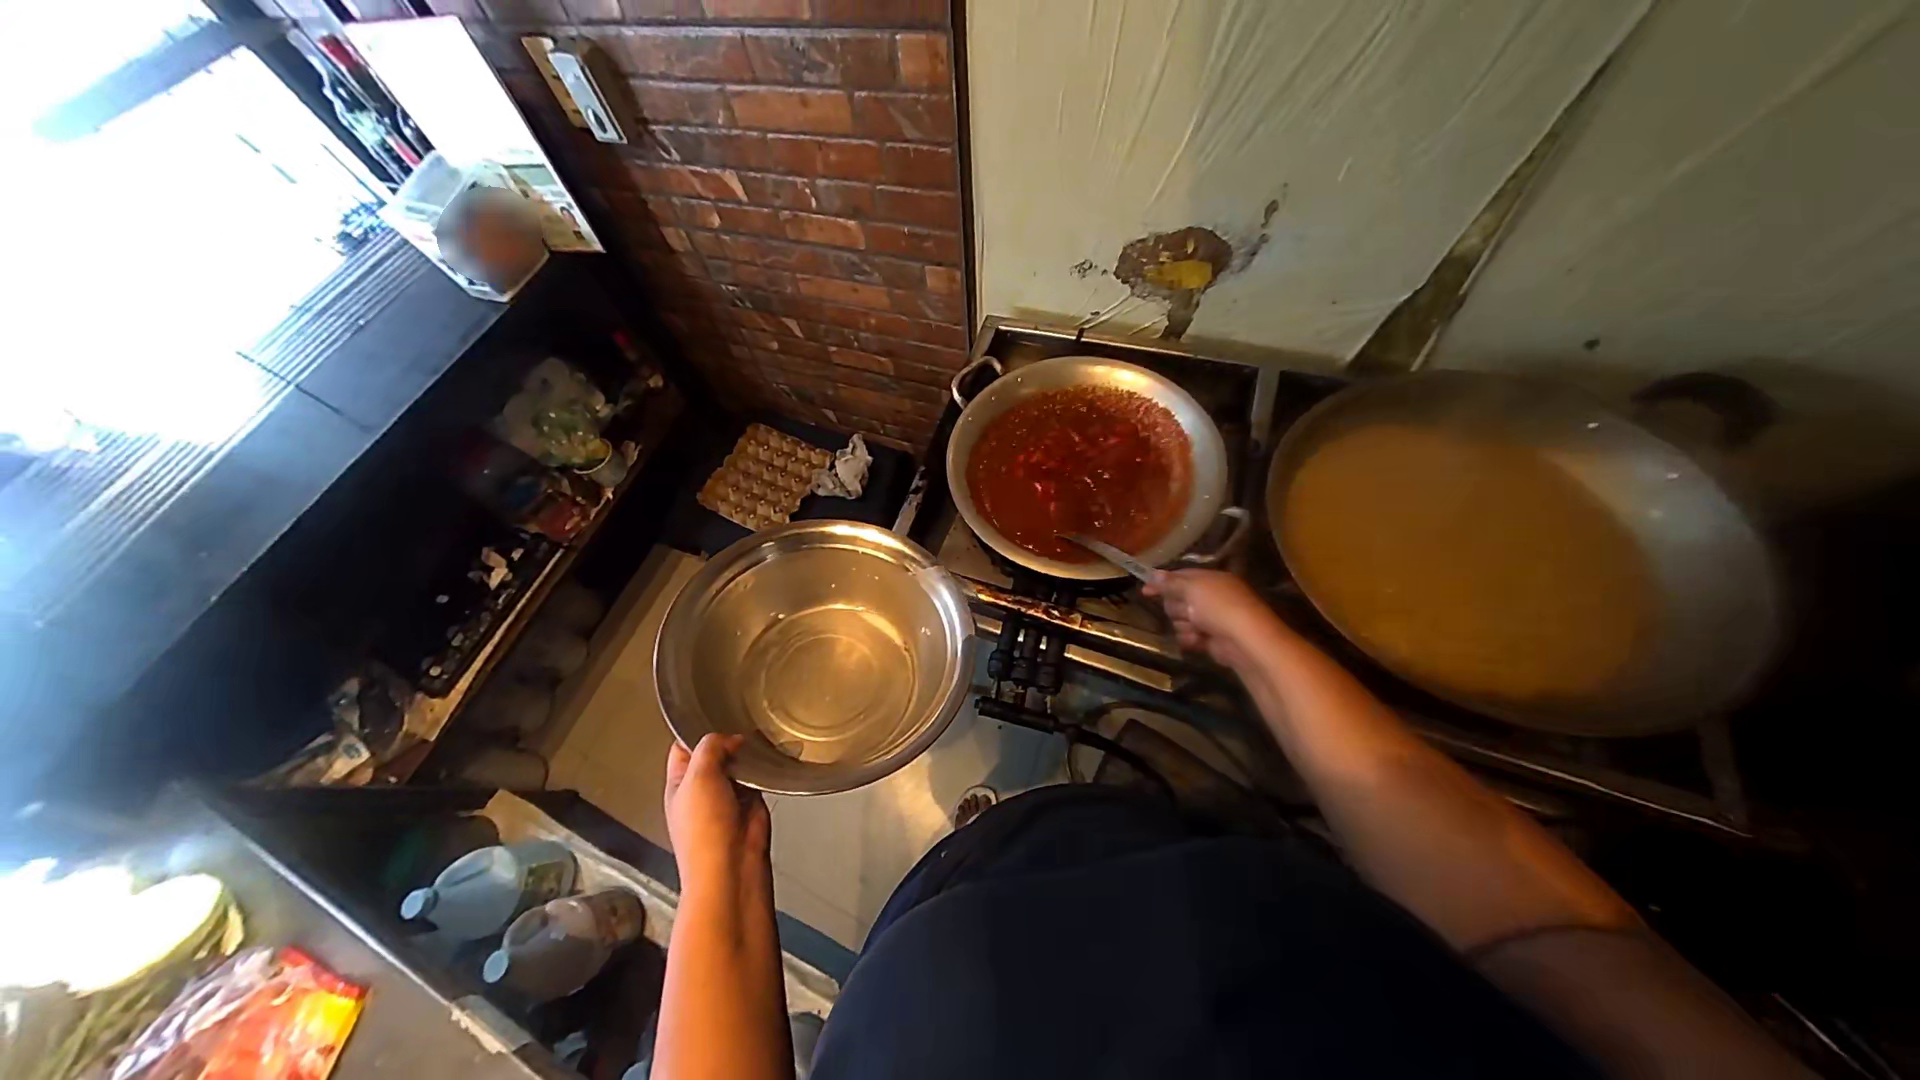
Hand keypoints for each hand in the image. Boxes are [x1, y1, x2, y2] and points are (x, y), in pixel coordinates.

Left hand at [663, 734, 770, 885]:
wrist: (732, 866)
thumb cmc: (704, 830)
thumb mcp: (698, 777)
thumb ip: (710, 748)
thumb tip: (731, 739)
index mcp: (679, 782)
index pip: (684, 746)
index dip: (696, 730)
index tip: (714, 714)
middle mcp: (701, 788)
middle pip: (714, 752)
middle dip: (727, 740)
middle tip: (741, 727)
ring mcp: (727, 795)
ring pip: (738, 762)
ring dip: (747, 754)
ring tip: (757, 739)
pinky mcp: (751, 801)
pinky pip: (757, 776)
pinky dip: (763, 769)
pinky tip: (767, 758)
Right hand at [1144, 569, 1293, 669]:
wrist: (1244, 641)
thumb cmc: (1219, 607)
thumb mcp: (1192, 588)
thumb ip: (1171, 583)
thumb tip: (1153, 574)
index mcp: (1211, 580)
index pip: (1182, 576)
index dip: (1163, 582)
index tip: (1145, 590)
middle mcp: (1211, 597)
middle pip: (1178, 599)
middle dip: (1177, 606)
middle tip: (1187, 610)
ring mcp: (1211, 619)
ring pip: (1180, 620)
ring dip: (1184, 624)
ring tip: (1196, 628)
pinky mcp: (1210, 640)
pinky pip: (1188, 636)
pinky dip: (1191, 639)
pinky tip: (1198, 640)